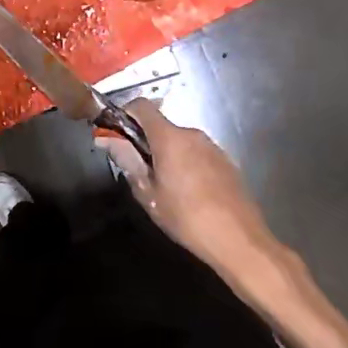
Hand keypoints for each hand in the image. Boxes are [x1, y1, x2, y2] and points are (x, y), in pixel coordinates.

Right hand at [101, 100, 302, 299]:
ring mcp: (212, 146)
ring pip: (179, 141)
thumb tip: (108, 139)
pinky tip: (189, 192)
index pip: (141, 106)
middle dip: (146, 142)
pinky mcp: (226, 161)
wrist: (240, 241)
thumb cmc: (187, 218)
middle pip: (160, 126)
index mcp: (169, 138)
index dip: (125, 114)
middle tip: (139, 171)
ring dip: (167, 154)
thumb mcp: (149, 193)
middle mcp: (191, 134)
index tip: (116, 135)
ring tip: (165, 186)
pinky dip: (186, 163)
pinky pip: (197, 153)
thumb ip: (127, 161)